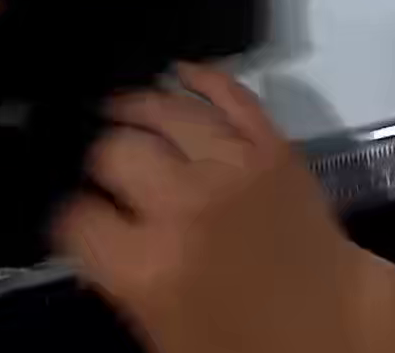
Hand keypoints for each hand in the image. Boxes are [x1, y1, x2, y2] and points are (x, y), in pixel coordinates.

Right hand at [54, 64, 366, 352]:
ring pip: (172, 112)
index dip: (67, 210)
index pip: (77, 217)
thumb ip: (122, 269)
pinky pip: (234, 95)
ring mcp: (233, 162)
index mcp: (148, 264)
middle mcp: (185, 202)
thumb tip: (98, 222)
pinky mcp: (272, 141)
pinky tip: (180, 69)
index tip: (70, 204)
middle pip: (119, 152)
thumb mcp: (158, 328)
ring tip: (116, 102)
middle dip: (98, 151)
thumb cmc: (240, 337)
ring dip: (137, 103)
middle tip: (95, 155)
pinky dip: (206, 77)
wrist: (327, 314)